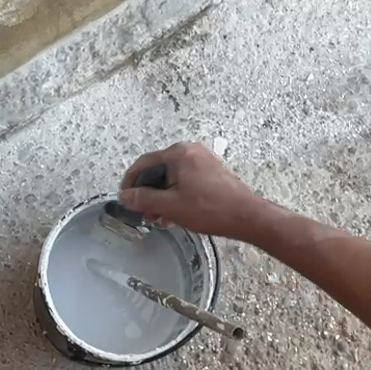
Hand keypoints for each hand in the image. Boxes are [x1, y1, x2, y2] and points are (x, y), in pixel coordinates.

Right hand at [118, 142, 268, 239]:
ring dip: (161, 196)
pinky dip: (176, 194)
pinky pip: (184, 179)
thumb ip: (143, 199)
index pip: (143, 163)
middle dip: (148, 192)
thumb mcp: (170, 206)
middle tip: (143, 212)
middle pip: (157, 170)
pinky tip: (175, 213)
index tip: (125, 197)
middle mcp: (190, 151)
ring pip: (171, 177)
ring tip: (159, 218)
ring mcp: (202, 160)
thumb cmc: (211, 209)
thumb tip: (125, 196)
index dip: (130, 182)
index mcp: (178, 154)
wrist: (246, 216)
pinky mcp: (210, 171)